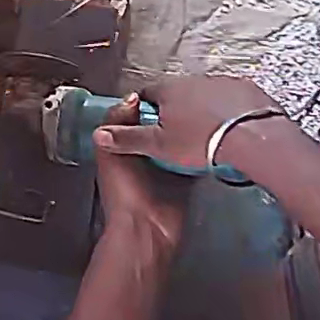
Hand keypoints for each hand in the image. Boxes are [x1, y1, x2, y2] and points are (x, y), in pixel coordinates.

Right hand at [93, 75, 281, 170]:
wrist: (251, 139)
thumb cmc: (201, 142)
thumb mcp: (158, 146)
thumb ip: (128, 139)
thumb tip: (99, 135)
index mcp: (169, 90)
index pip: (147, 94)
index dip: (145, 110)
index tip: (148, 126)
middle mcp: (194, 80)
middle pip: (177, 93)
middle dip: (175, 110)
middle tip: (178, 136)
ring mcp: (222, 82)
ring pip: (204, 94)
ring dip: (203, 109)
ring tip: (207, 135)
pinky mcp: (246, 89)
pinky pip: (231, 98)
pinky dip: (228, 110)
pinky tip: (231, 129)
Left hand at [94, 95, 189, 249]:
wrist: (147, 229)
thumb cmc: (123, 191)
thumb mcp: (109, 153)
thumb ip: (115, 123)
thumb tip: (132, 97)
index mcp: (123, 148)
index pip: (136, 119)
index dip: (147, 105)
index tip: (164, 90)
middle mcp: (146, 156)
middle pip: (160, 128)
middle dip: (170, 116)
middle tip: (188, 98)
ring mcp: (168, 167)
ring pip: (178, 140)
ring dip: (187, 130)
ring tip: (201, 109)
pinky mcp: (187, 176)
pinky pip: (195, 156)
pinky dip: (201, 146)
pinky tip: (210, 131)